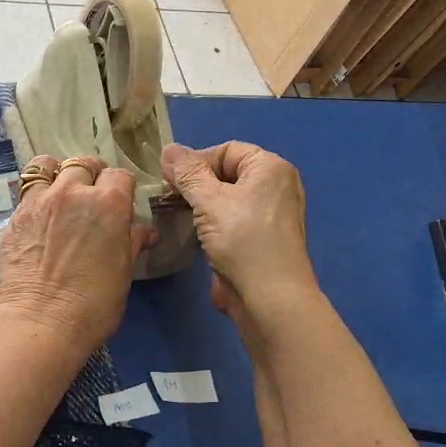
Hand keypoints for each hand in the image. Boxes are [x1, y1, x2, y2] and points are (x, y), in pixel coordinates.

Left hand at [0, 156, 151, 356]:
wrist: (41, 322)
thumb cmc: (93, 305)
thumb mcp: (124, 274)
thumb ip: (132, 243)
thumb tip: (145, 232)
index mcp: (108, 204)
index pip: (119, 176)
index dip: (122, 188)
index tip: (121, 202)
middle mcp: (72, 193)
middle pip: (83, 165)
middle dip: (91, 174)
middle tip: (91, 194)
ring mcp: (39, 202)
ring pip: (46, 167)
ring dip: (57, 173)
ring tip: (59, 190)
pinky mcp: (15, 217)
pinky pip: (27, 191)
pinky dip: (36, 195)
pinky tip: (40, 214)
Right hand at [161, 142, 313, 324]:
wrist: (270, 297)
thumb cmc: (242, 241)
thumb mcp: (209, 201)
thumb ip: (188, 174)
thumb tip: (168, 149)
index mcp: (271, 167)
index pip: (227, 150)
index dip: (196, 161)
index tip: (170, 180)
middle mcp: (277, 185)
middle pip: (229, 173)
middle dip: (198, 183)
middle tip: (171, 198)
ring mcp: (272, 213)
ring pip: (230, 198)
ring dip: (203, 205)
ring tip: (179, 216)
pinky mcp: (264, 238)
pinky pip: (235, 219)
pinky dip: (215, 222)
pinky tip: (197, 234)